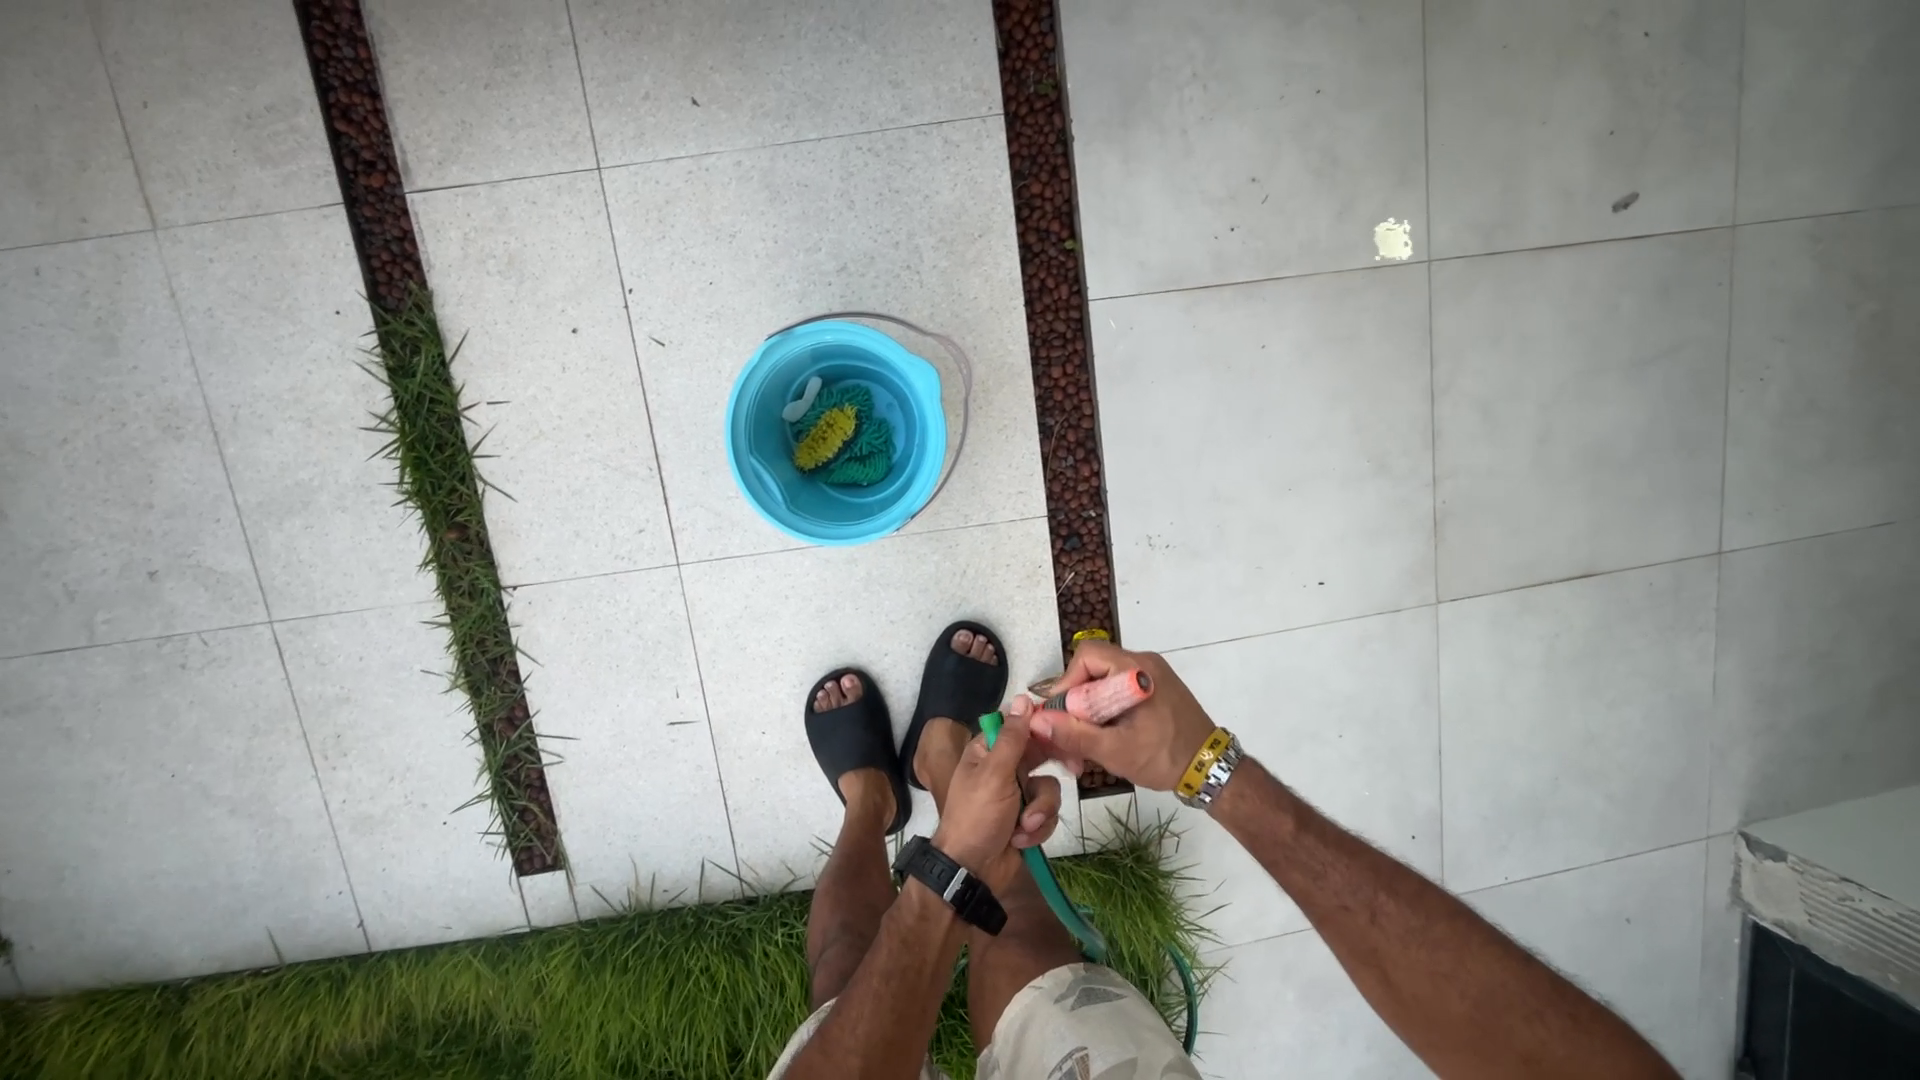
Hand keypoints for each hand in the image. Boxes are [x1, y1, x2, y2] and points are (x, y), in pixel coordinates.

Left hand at [931, 708, 1060, 891]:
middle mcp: (1004, 767)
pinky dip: (1037, 827)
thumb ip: (1013, 738)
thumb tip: (1023, 698)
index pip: (1022, 725)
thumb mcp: (994, 773)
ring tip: (1024, 827)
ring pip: (1049, 787)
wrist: (973, 871)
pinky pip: (1047, 812)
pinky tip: (1021, 840)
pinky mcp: (1027, 818)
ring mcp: (1017, 793)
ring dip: (1040, 809)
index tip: (1066, 729)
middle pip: (1042, 755)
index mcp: (989, 750)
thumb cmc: (977, 816)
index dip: (1044, 726)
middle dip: (1053, 771)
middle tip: (1075, 768)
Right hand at [1027, 639, 1216, 791]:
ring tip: (1082, 744)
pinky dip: (1105, 712)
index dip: (1066, 682)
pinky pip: (1118, 691)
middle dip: (1074, 702)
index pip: (1087, 657)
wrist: (1211, 770)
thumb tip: (1036, 722)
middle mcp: (1143, 664)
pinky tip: (1101, 739)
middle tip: (1067, 734)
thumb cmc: (1165, 757)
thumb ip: (1074, 734)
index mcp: (1136, 670)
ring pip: (1103, 683)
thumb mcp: (1115, 750)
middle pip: (1093, 669)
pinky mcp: (1154, 690)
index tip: (1059, 714)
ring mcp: (1151, 676)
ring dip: (1088, 711)